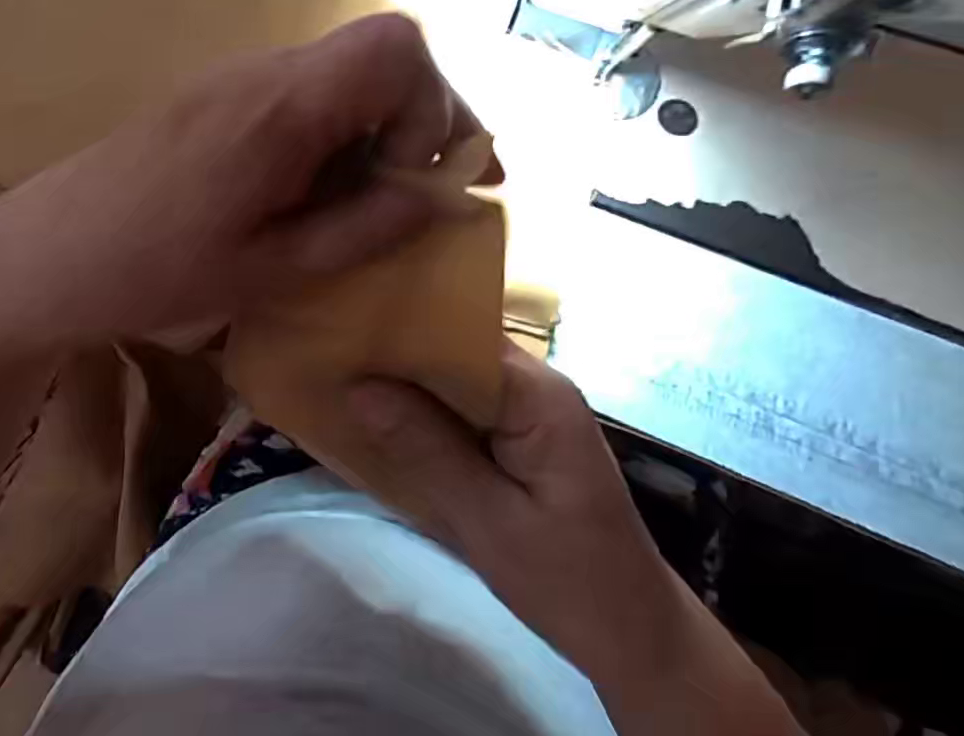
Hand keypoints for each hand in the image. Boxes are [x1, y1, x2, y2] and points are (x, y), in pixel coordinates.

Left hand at [0, 13, 494, 342]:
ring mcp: (231, 78)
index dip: (434, 104)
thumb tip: (448, 196)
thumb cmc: (157, 270)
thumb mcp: (275, 267)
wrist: (48, 253)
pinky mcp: (211, 96)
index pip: (398, 46)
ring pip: (337, 74)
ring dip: (371, 128)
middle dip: (415, 119)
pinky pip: (297, 94)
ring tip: (363, 200)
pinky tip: (308, 188)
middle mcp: (262, 71)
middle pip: (376, 54)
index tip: (419, 175)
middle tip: (415, 192)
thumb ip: (368, 226)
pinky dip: (328, 132)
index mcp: (283, 106)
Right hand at [346, 340, 802, 735]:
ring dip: (405, 376)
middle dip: (396, 349)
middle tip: (331, 350)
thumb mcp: (489, 521)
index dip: (403, 329)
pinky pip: (461, 401)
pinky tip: (381, 412)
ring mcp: (528, 406)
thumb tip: (359, 387)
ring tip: (341, 371)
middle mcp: (536, 384)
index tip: (343, 330)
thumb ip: (426, 448)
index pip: (461, 335)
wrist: (633, 634)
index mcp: (538, 396)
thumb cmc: (569, 581)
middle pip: (456, 346)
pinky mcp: (517, 429)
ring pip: (454, 372)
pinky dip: (422, 405)